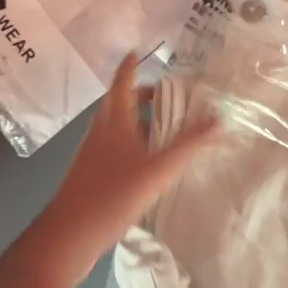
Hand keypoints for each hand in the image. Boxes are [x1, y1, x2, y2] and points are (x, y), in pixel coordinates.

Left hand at [28, 57, 217, 287]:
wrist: (68, 235)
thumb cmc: (113, 196)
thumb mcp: (158, 171)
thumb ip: (188, 145)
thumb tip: (219, 119)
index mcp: (114, 122)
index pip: (122, 83)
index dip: (129, 66)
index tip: (136, 52)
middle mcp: (100, 130)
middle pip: (118, 103)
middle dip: (139, 95)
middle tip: (163, 95)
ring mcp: (91, 152)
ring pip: (114, 125)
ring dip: (134, 119)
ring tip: (159, 127)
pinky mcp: (88, 173)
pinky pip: (111, 145)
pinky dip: (129, 141)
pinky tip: (143, 162)